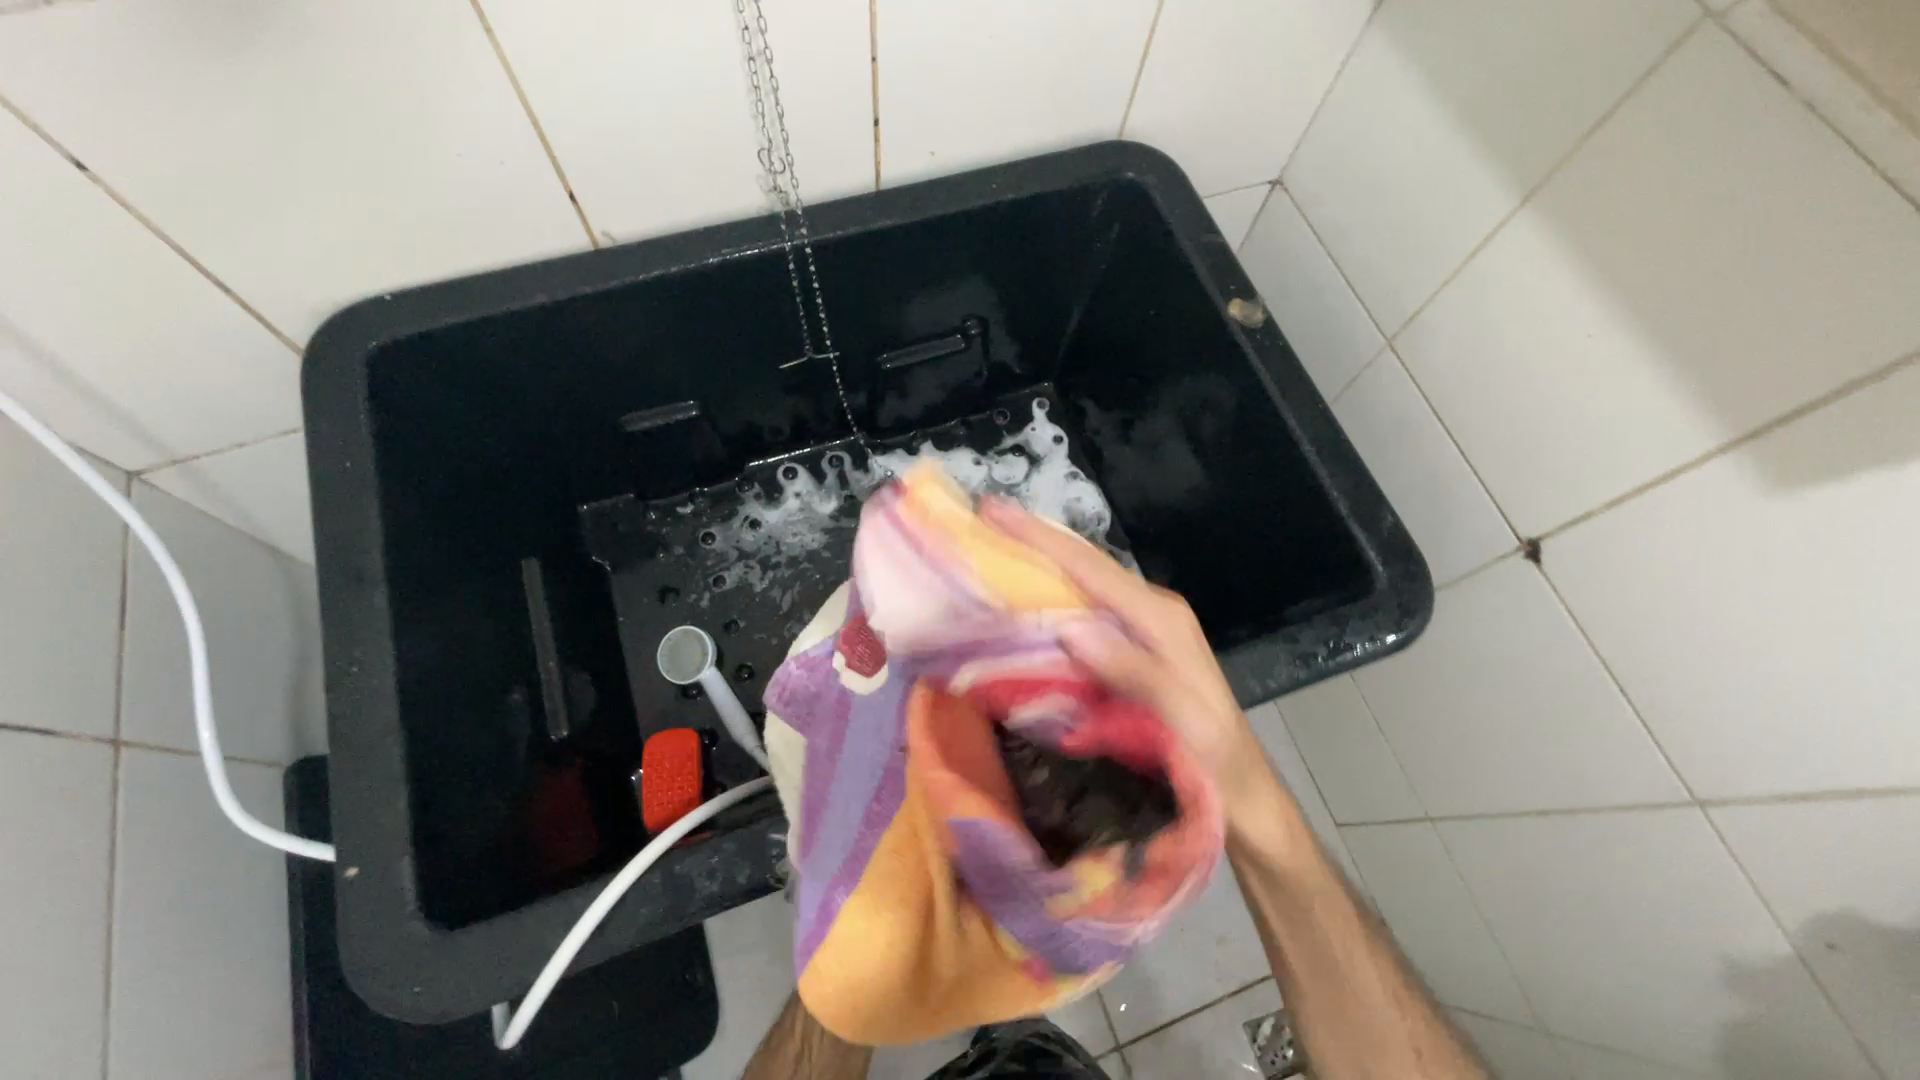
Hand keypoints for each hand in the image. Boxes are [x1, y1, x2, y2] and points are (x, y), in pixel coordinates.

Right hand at [979, 498, 1273, 806]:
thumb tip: (1069, 626)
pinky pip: (1086, 610)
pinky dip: (1050, 597)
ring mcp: (1144, 630)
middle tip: (981, 520)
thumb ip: (1136, 673)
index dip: (1038, 537)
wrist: (1245, 793)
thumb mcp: (1186, 723)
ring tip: (991, 547)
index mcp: (1161, 619)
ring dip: (1039, 563)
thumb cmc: (1217, 763)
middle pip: (1084, 565)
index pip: (1090, 568)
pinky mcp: (1135, 649)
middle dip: (1033, 539)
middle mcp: (1152, 612)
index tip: (991, 511)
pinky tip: (1023, 600)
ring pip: (1083, 584)